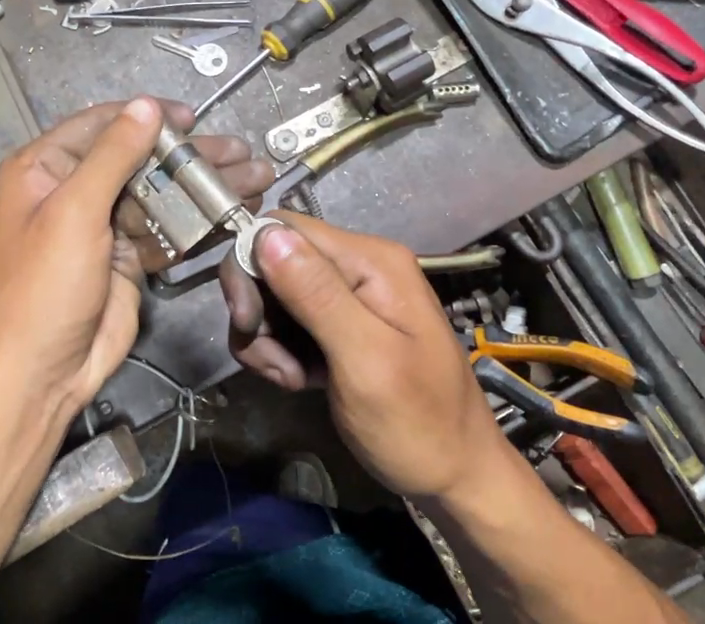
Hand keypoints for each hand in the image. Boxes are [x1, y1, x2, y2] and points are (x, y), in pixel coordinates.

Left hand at [0, 98, 271, 418]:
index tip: (192, 117)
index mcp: (42, 169)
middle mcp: (70, 190)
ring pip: (157, 195)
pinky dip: (196, 224)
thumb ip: (113, 155)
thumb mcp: (74, 212)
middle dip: (188, 156)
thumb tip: (145, 104)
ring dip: (202, 189)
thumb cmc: (45, 286)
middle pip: (137, 160)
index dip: (145, 117)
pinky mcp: (123, 259)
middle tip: (238, 149)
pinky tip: (233, 213)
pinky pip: (163, 231)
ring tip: (254, 177)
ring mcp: (99, 226)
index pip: (100, 125)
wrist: (39, 374)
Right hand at [230, 214, 505, 499]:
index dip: (252, 266)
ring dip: (267, 338)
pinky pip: (285, 320)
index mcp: (371, 260)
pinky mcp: (336, 324)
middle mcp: (358, 265)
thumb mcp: (366, 361)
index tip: (248, 320)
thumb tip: (268, 235)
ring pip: (272, 294)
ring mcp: (348, 295)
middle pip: (271, 259)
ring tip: (294, 379)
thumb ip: (317, 296)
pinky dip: (279, 350)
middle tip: (274, 363)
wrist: (457, 477)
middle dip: (258, 310)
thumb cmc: (419, 424)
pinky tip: (301, 380)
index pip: (282, 227)